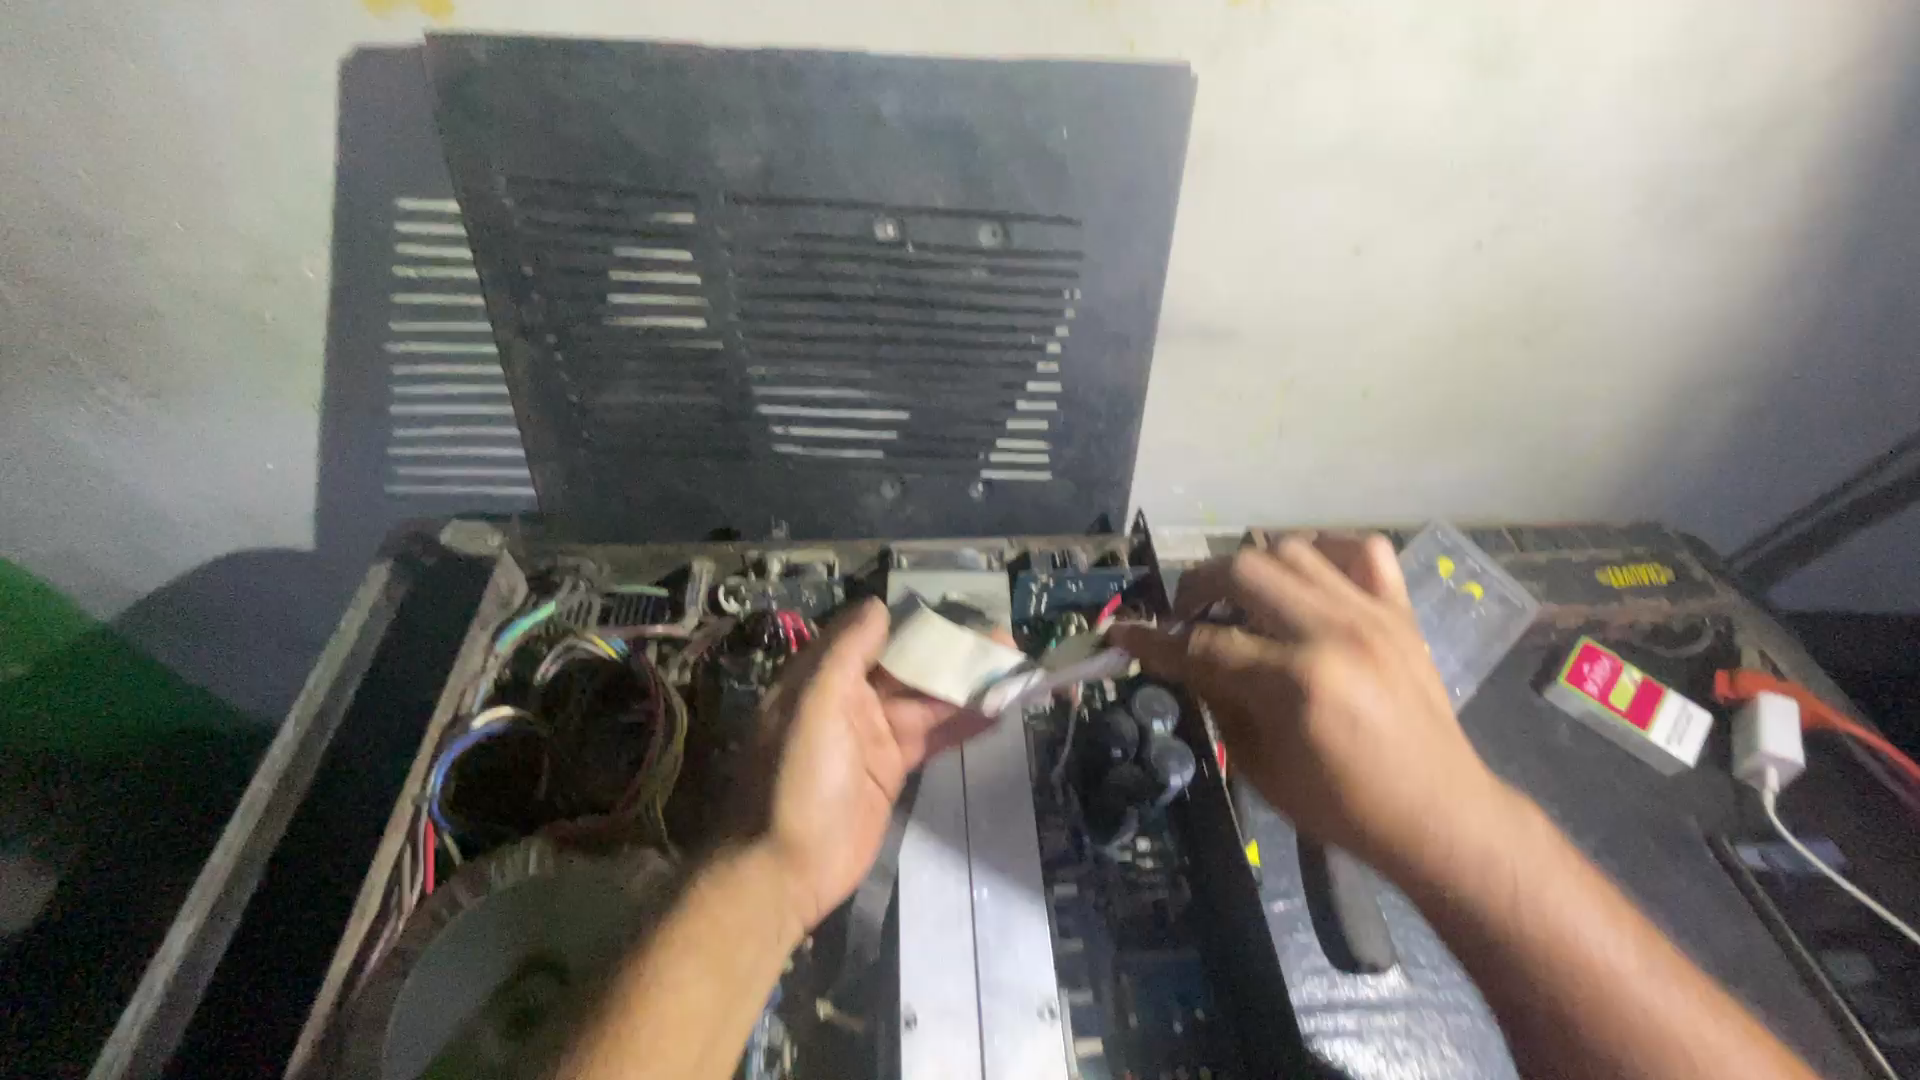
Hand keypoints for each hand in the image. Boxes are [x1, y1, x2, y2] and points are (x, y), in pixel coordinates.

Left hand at [743, 599, 990, 929]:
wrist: (786, 872)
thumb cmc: (796, 781)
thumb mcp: (814, 707)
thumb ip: (846, 655)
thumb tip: (878, 605)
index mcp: (822, 677)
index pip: (873, 635)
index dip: (915, 622)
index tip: (958, 611)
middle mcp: (848, 699)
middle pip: (907, 667)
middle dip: (951, 653)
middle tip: (1001, 640)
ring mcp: (872, 736)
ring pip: (925, 701)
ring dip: (965, 687)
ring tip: (1011, 670)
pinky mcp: (892, 769)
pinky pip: (931, 737)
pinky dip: (961, 724)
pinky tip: (996, 712)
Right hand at [1109, 534, 1508, 879]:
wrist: (1438, 816)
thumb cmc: (1340, 805)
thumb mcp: (1257, 763)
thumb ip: (1213, 695)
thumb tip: (1175, 654)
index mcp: (1294, 682)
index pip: (1202, 643)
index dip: (1153, 639)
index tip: (1122, 633)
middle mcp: (1332, 632)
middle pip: (1240, 571)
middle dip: (1196, 588)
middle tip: (1185, 617)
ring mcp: (1372, 614)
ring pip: (1290, 548)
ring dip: (1250, 569)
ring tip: (1240, 601)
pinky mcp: (1399, 611)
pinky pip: (1359, 549)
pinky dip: (1322, 552)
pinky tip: (1303, 579)